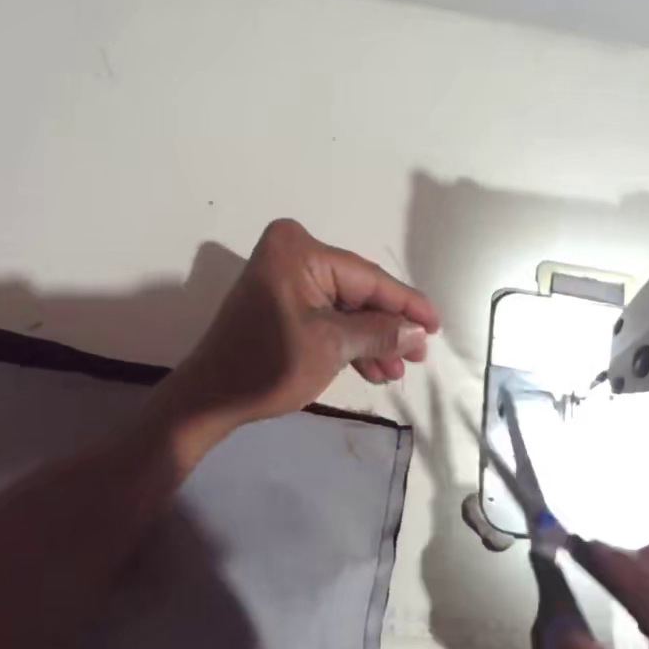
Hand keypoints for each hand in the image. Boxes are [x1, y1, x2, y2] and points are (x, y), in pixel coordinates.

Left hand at [155, 219, 439, 431]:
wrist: (211, 397)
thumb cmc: (268, 367)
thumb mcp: (331, 348)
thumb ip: (379, 332)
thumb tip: (418, 330)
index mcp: (300, 251)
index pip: (368, 278)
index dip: (407, 304)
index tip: (436, 325)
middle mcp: (291, 254)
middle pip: (357, 293)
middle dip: (388, 328)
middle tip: (417, 356)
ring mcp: (283, 280)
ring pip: (342, 310)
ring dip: (370, 341)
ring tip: (396, 371)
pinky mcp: (278, 305)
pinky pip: (324, 318)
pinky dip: (346, 343)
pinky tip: (372, 367)